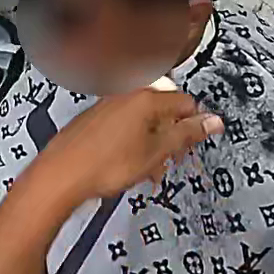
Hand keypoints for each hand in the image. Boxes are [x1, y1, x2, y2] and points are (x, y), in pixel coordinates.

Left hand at [28, 89, 221, 210]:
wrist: (60, 178)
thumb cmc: (102, 165)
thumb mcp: (157, 152)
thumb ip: (188, 134)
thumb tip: (212, 121)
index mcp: (147, 98)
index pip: (187, 103)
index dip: (193, 127)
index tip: (190, 145)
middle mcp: (127, 96)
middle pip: (165, 111)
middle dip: (171, 136)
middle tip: (170, 159)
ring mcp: (108, 106)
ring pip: (143, 121)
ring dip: (151, 143)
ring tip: (147, 168)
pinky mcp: (94, 120)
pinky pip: (124, 126)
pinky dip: (131, 143)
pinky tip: (126, 166)